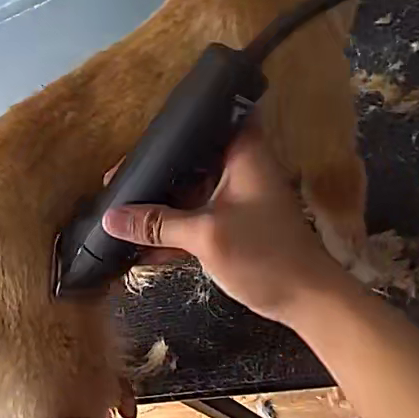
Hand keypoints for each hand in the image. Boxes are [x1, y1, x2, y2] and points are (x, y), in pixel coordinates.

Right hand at [101, 132, 353, 322]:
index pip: (211, 118)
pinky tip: (141, 244)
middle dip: (157, 170)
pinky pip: (197, 218)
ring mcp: (238, 198)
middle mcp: (241, 168)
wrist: (307, 299)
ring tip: (120, 211)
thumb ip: (158, 224)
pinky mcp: (235, 225)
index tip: (145, 132)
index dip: (180, 122)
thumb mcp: (206, 236)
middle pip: (193, 158)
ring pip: (192, 191)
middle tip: (117, 177)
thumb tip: (111, 217)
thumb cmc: (265, 255)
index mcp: (244, 153)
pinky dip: (174, 228)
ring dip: (162, 205)